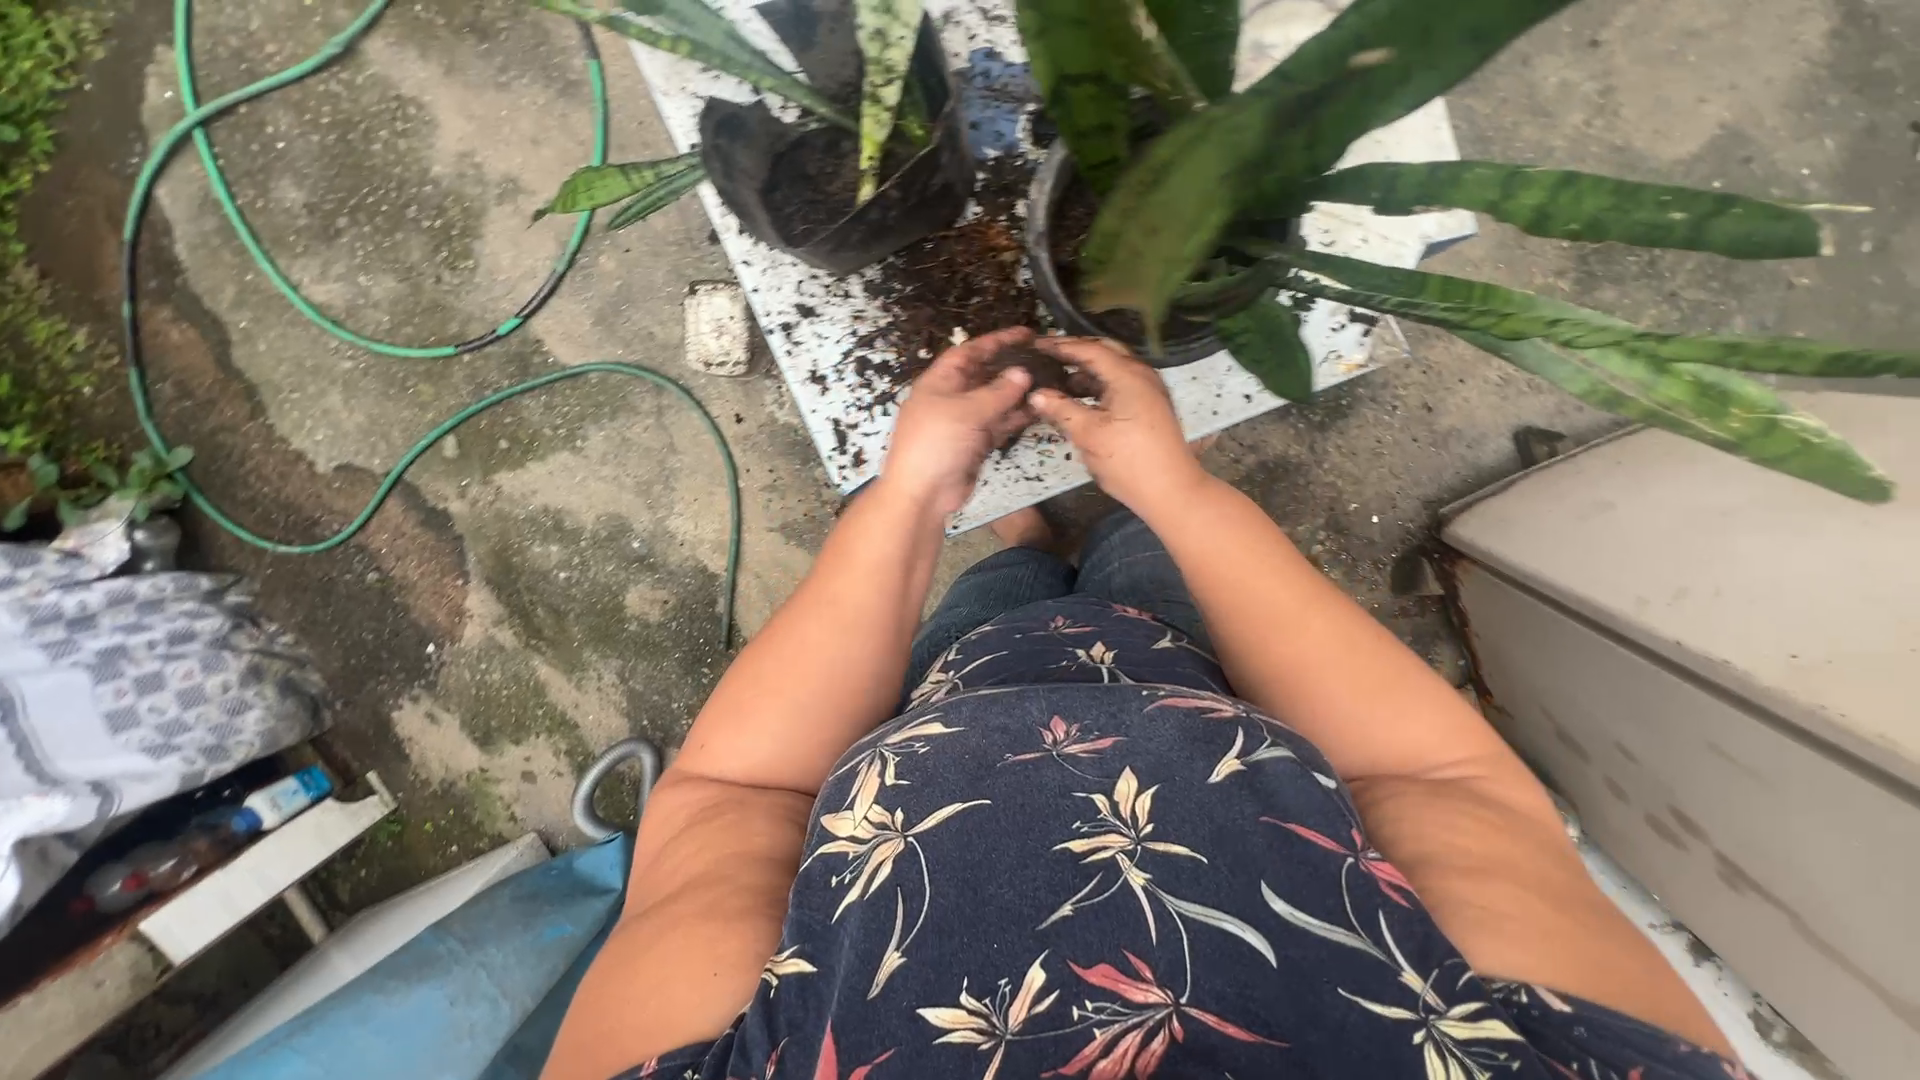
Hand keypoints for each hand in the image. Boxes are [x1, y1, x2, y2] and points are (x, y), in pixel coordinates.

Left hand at [881, 327, 1037, 516]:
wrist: (923, 493)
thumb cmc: (936, 443)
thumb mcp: (967, 412)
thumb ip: (998, 392)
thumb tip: (1022, 373)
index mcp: (939, 382)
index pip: (969, 352)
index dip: (996, 341)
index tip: (1024, 334)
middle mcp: (952, 398)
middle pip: (984, 375)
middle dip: (1010, 367)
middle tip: (1042, 358)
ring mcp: (964, 422)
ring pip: (995, 401)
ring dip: (1018, 393)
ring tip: (1047, 382)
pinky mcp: (975, 443)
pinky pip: (999, 424)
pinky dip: (1016, 417)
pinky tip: (1037, 408)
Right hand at [1026, 337, 1210, 517]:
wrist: (1171, 491)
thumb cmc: (1129, 462)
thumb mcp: (1089, 435)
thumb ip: (1061, 409)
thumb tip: (1035, 394)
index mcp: (1128, 375)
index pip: (1090, 349)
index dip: (1061, 346)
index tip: (1036, 346)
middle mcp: (1141, 375)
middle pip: (1104, 352)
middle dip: (1075, 352)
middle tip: (1047, 356)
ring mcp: (1148, 390)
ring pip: (1112, 369)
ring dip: (1085, 371)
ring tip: (1056, 378)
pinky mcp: (1148, 406)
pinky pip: (1118, 385)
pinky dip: (1097, 386)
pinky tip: (1077, 398)